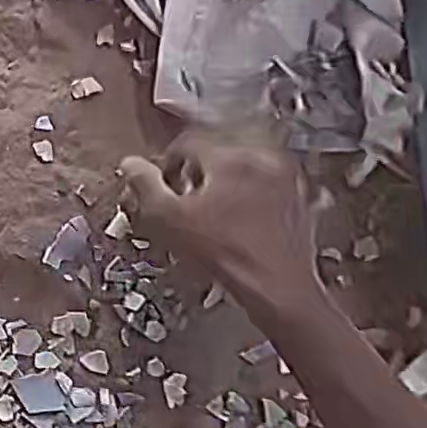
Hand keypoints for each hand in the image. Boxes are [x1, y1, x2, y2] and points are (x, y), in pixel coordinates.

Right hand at [119, 132, 321, 311]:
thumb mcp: (166, 217)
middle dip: (191, 176)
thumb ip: (144, 184)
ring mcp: (285, 180)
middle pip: (214, 155)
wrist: (272, 284)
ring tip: (202, 216)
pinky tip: (228, 224)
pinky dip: (240, 198)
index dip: (164, 164)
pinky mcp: (296, 200)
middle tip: (177, 203)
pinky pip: (259, 187)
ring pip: (237, 170)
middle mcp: (264, 161)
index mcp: (232, 159)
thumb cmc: (221, 252)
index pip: (187, 143)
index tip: (158, 184)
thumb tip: (130, 164)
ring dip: (215, 187)